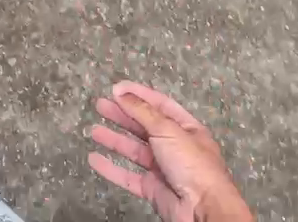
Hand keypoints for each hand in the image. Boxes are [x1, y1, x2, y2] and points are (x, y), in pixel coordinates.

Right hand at [88, 82, 251, 221]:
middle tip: (100, 105)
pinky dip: (111, 168)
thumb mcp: (168, 130)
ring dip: (114, 139)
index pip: (160, 104)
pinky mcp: (154, 189)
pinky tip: (94, 159)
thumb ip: (142, 111)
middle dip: (122, 115)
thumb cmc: (191, 163)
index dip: (138, 94)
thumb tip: (120, 92)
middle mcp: (175, 147)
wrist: (204, 211)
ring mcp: (164, 169)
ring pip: (134, 150)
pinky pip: (129, 176)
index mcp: (186, 129)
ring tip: (93, 131)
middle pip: (144, 126)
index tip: (115, 88)